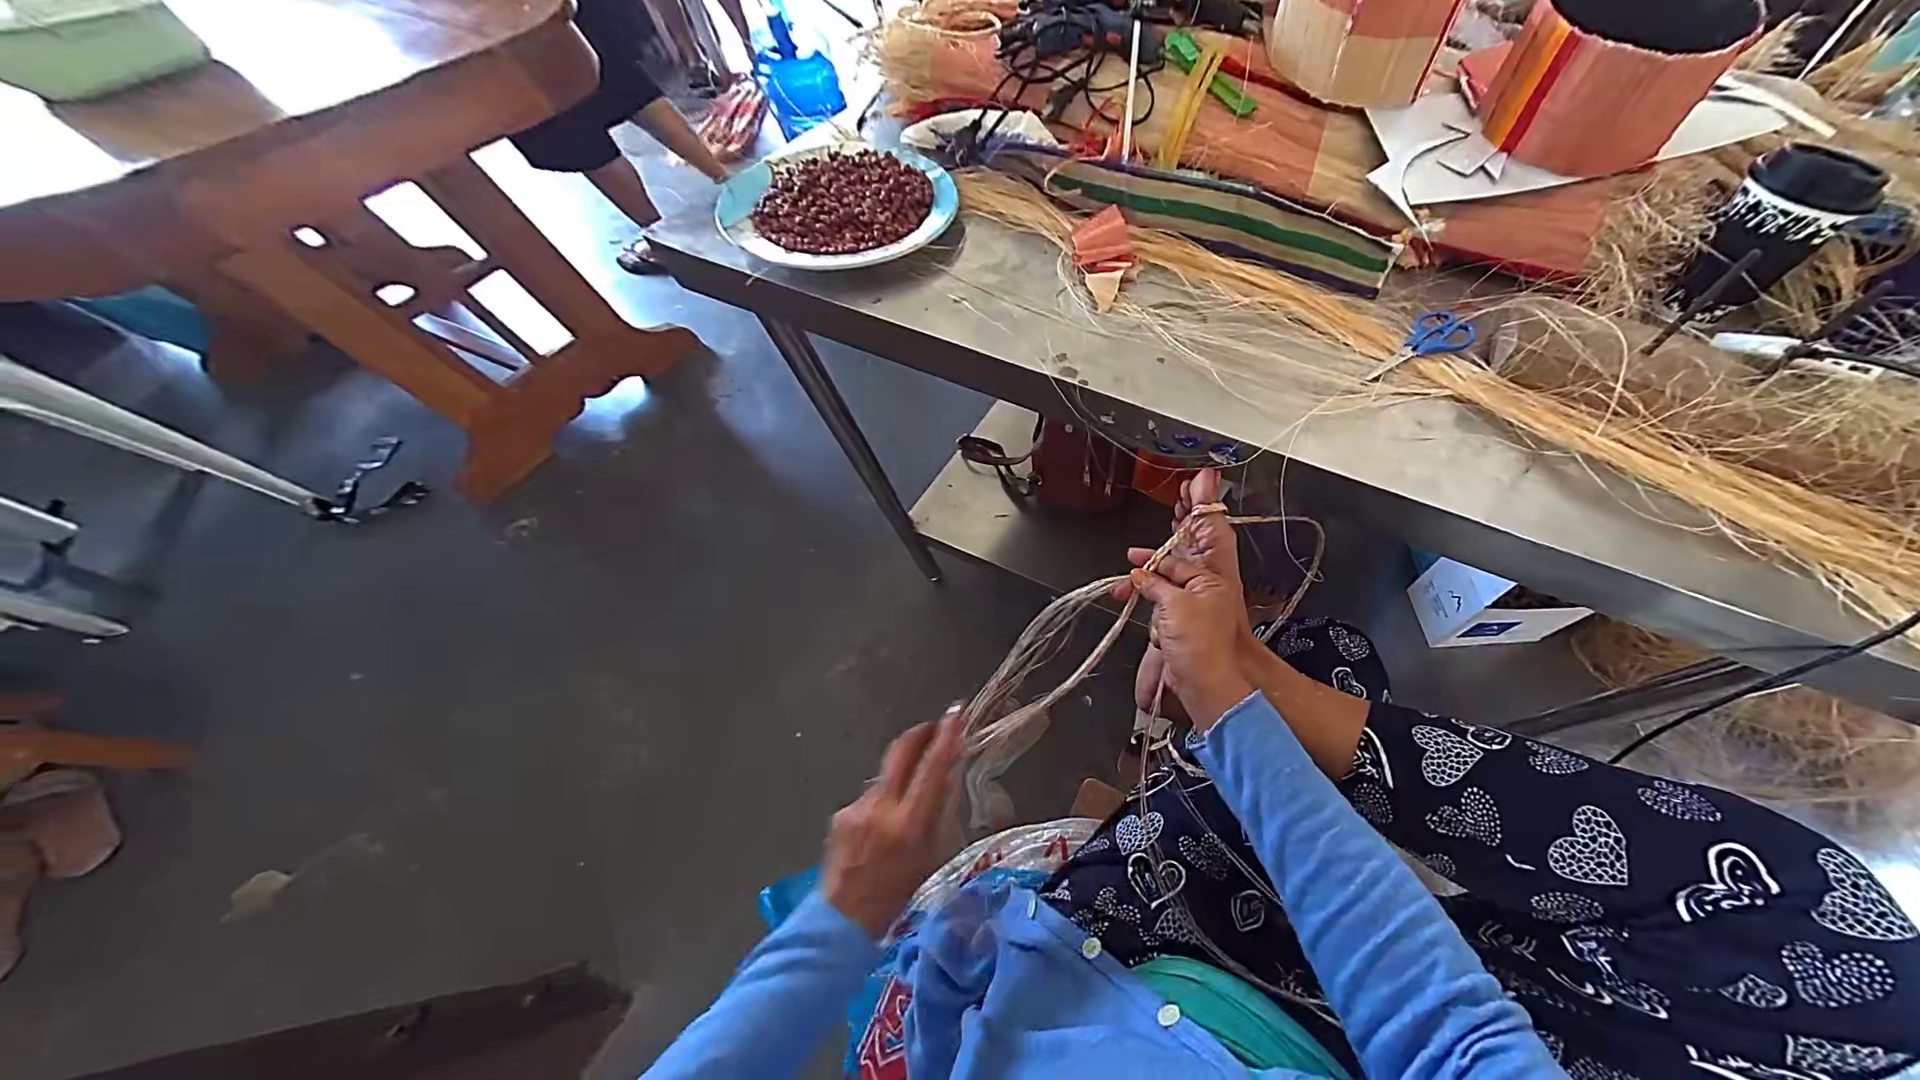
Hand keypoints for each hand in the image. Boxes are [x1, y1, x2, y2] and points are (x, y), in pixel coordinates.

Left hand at [820, 706, 965, 938]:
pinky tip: (879, 826)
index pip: (932, 767)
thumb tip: (947, 778)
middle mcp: (881, 808)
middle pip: (901, 751)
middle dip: (919, 733)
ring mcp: (856, 808)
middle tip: (934, 727)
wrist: (841, 920)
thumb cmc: (895, 895)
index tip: (955, 715)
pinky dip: (880, 802)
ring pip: (885, 776)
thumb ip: (939, 814)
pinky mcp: (840, 814)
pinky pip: (868, 798)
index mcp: (909, 823)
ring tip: (908, 797)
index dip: (946, 737)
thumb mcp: (929, 857)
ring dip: (900, 775)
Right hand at [1115, 470, 1262, 730]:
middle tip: (1181, 492)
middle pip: (1195, 540)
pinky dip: (1146, 583)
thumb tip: (1140, 573)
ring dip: (1157, 555)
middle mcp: (1205, 581)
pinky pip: (1161, 589)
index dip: (1201, 502)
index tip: (1200, 477)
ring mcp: (1191, 598)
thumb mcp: (1176, 604)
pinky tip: (1131, 583)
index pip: (1207, 526)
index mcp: (1212, 571)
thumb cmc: (1202, 646)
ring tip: (1137, 553)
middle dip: (1186, 518)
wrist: (1206, 687)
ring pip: (1175, 564)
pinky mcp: (1178, 616)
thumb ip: (1155, 582)